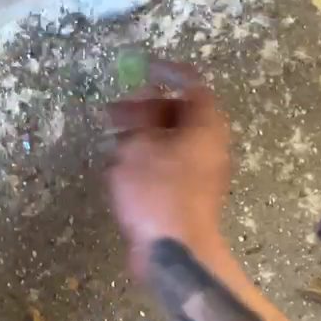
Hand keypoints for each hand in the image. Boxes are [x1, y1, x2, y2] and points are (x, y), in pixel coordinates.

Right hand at [104, 60, 233, 275]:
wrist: (175, 252)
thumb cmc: (156, 192)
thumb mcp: (139, 146)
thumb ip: (141, 117)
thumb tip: (144, 100)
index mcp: (206, 126)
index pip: (192, 84)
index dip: (166, 71)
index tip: (140, 68)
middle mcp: (209, 146)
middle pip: (179, 114)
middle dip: (143, 109)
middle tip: (111, 112)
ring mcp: (200, 172)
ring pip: (170, 141)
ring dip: (140, 136)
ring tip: (110, 142)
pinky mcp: (186, 195)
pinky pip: (166, 165)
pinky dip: (144, 160)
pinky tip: (118, 171)